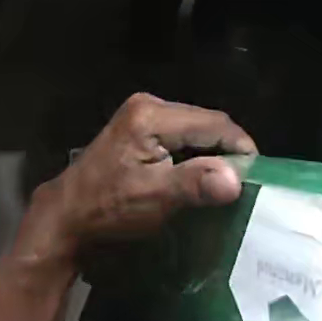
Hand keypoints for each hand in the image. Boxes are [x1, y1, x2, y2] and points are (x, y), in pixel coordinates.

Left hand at [19, 93, 256, 270]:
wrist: (65, 216)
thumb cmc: (108, 208)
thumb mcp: (153, 198)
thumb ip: (194, 183)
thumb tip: (236, 178)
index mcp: (152, 115)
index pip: (214, 122)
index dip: (240, 146)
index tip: (257, 175)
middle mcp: (149, 104)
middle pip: (206, 122)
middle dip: (227, 149)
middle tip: (243, 182)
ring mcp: (143, 113)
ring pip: (196, 127)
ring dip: (212, 151)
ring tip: (226, 181)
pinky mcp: (140, 125)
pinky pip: (181, 134)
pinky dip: (196, 152)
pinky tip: (200, 174)